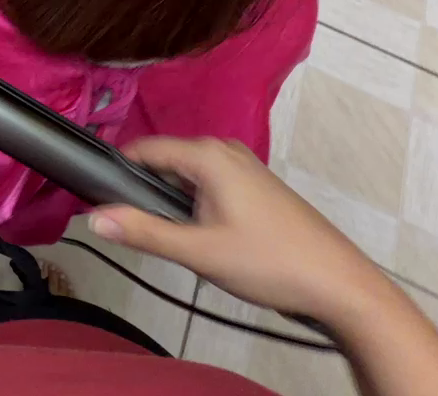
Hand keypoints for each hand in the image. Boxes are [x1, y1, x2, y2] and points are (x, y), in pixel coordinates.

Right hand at [88, 137, 391, 325]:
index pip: (144, 149)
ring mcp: (245, 165)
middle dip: (149, 190)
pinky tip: (207, 236)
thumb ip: (144, 232)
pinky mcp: (258, 184)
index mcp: (207, 154)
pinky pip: (210, 182)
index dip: (119, 171)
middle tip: (143, 229)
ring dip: (175, 200)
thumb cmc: (269, 263)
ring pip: (189, 174)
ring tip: (177, 237)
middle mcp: (224, 149)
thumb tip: (94, 217)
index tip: (101, 197)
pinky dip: (198, 202)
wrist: (343, 288)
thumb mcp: (200, 252)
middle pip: (167, 161)